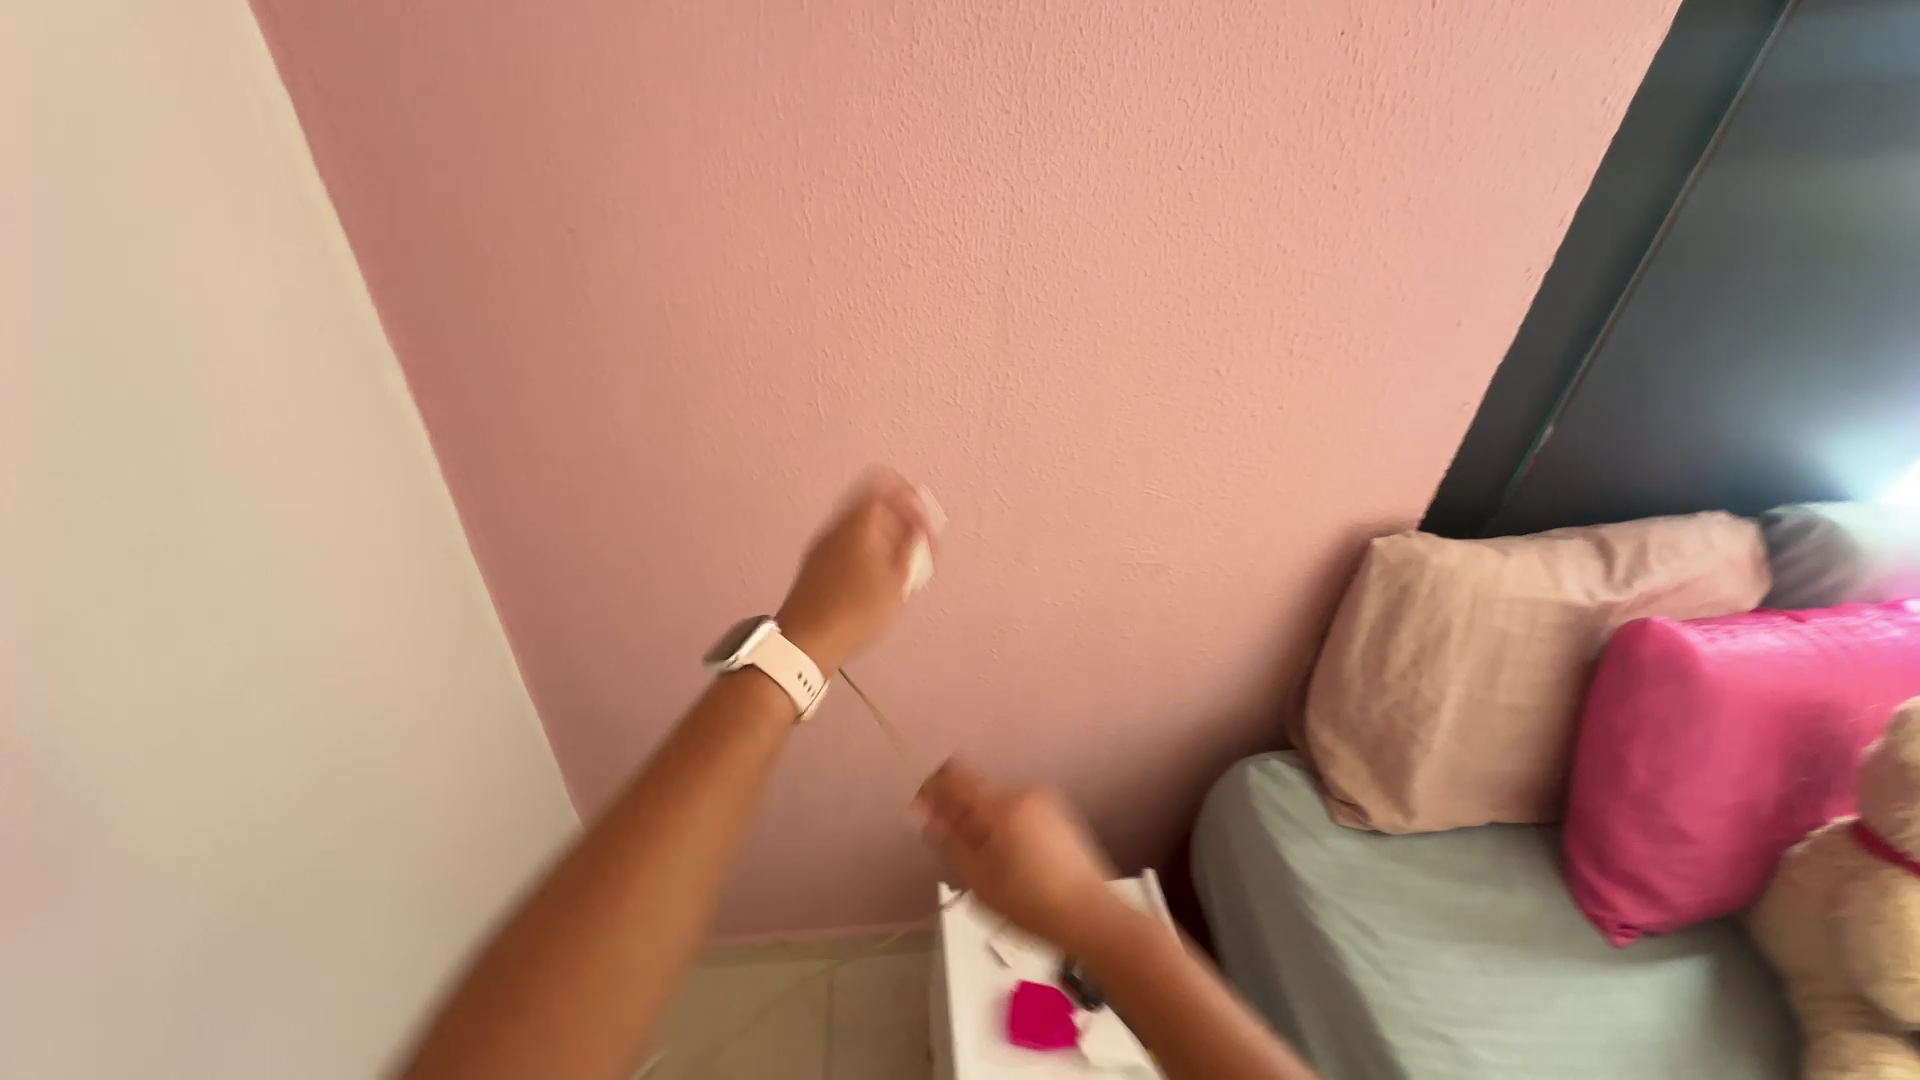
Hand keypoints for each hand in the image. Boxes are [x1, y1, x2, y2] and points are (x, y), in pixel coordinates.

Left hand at [777, 469, 937, 671]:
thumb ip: (911, 544)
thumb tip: (918, 526)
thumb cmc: (852, 612)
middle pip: (873, 503)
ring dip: (886, 538)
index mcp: (858, 520)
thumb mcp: (898, 579)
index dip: (913, 500)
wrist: (808, 641)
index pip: (887, 484)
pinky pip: (848, 544)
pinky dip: (869, 552)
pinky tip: (878, 580)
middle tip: (918, 546)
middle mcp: (836, 525)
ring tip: (901, 568)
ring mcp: (823, 545)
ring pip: (861, 525)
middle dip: (900, 520)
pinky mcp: (816, 565)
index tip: (926, 523)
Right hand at [913, 757, 1121, 954]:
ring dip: (982, 818)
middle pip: (976, 786)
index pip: (953, 776)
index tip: (921, 814)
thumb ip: (948, 840)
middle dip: (958, 810)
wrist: (1092, 916)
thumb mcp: (978, 879)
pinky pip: (1018, 807)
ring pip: (997, 798)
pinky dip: (1005, 823)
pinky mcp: (1059, 814)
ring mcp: (1045, 800)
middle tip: (954, 849)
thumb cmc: (1030, 904)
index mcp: (1001, 804)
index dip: (931, 791)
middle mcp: (1024, 792)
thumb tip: (922, 813)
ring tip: (985, 861)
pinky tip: (1011, 859)